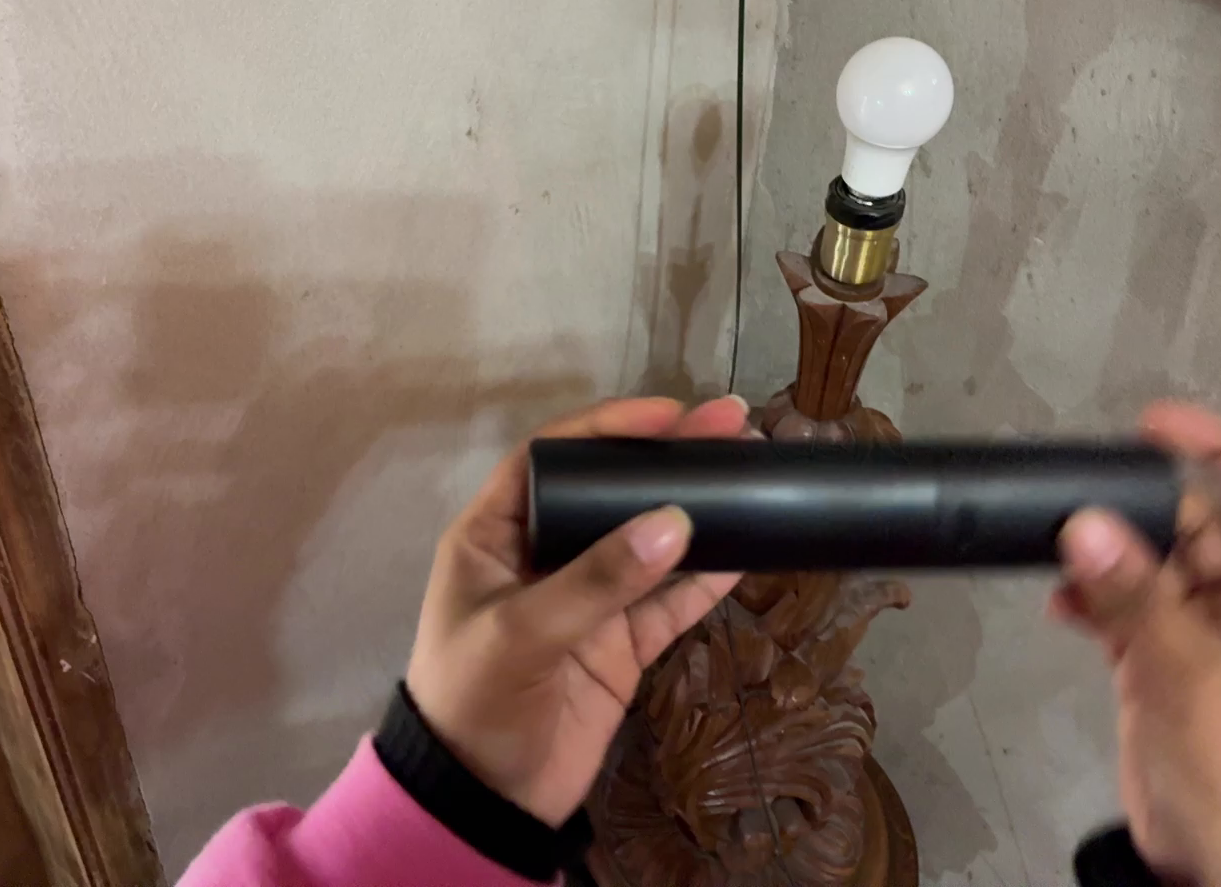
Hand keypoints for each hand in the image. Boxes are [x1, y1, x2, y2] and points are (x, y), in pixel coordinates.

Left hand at [405, 396, 752, 825]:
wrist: (482, 805)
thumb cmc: (475, 700)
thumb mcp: (521, 632)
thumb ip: (596, 579)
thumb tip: (677, 521)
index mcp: (498, 531)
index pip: (553, 457)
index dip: (607, 427)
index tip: (667, 413)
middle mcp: (545, 552)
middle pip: (609, 490)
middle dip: (663, 457)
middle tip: (728, 426)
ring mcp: (588, 597)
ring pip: (647, 541)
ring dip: (692, 511)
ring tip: (745, 472)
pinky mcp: (620, 642)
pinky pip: (668, 602)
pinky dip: (703, 581)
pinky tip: (743, 551)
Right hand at [1051, 402, 1220, 886]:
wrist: (1216, 863)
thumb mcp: (1194, 677)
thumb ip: (1136, 597)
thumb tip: (1078, 522)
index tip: (1151, 423)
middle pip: (1192, 522)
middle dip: (1135, 507)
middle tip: (1070, 496)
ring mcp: (1195, 628)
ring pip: (1144, 560)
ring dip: (1101, 554)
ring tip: (1053, 550)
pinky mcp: (1150, 653)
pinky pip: (1114, 602)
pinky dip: (1084, 597)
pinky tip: (1058, 607)